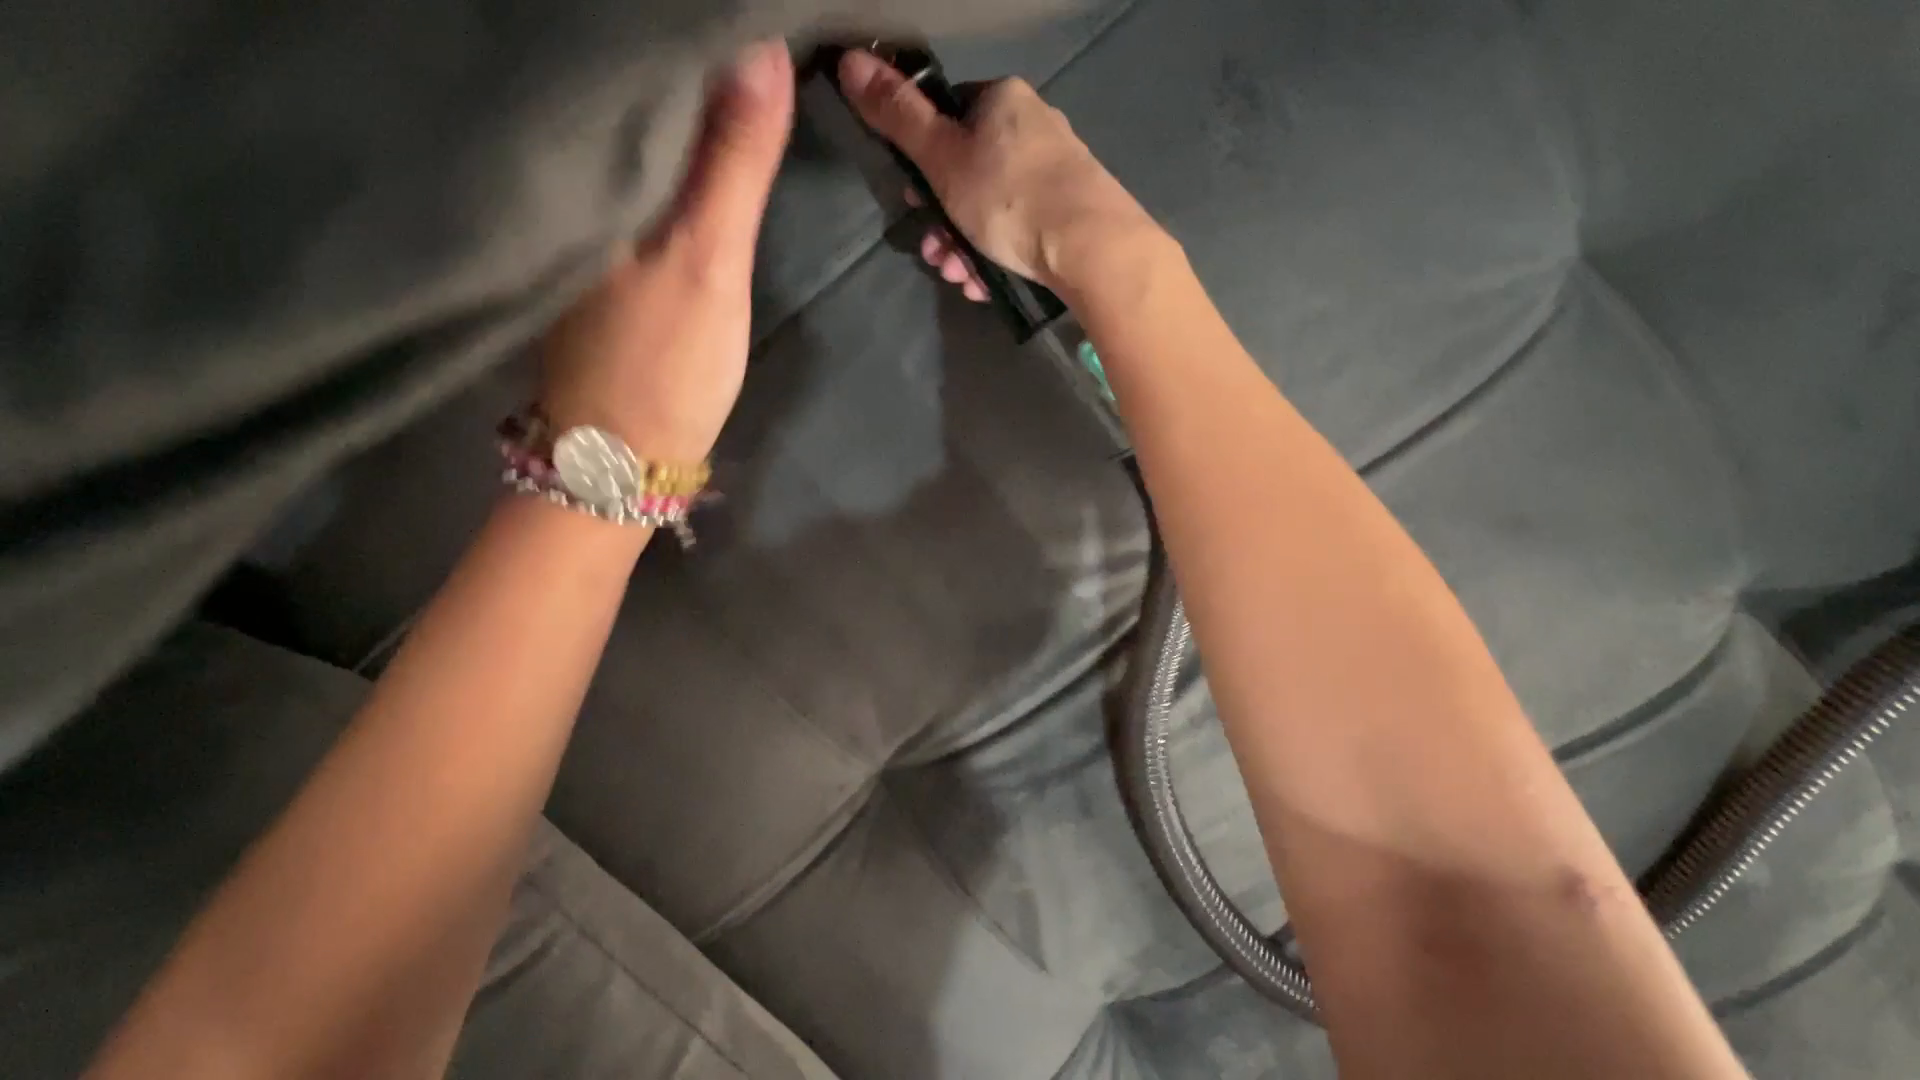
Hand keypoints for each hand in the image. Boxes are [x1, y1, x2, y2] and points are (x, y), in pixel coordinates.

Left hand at [538, 42, 793, 463]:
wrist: (620, 457)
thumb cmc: (665, 362)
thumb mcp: (711, 257)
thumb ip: (735, 160)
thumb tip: (763, 48)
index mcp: (588, 163)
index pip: (645, 65)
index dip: (701, 37)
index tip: (754, 18)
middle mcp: (573, 174)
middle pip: (639, 92)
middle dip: (692, 60)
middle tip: (754, 31)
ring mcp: (587, 210)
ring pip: (640, 130)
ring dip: (687, 100)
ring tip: (739, 62)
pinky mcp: (602, 243)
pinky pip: (641, 170)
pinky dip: (675, 146)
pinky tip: (704, 131)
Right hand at [837, 49, 1157, 296]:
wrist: (1092, 248)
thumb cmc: (1009, 197)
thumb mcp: (942, 158)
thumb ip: (897, 116)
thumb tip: (850, 60)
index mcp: (1003, 102)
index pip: (948, 118)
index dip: (922, 163)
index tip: (913, 200)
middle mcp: (1034, 128)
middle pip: (968, 173)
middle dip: (941, 220)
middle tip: (934, 254)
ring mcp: (1056, 173)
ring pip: (991, 210)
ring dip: (962, 246)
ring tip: (957, 276)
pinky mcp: (1070, 214)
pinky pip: (1019, 232)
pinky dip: (994, 257)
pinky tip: (982, 284)